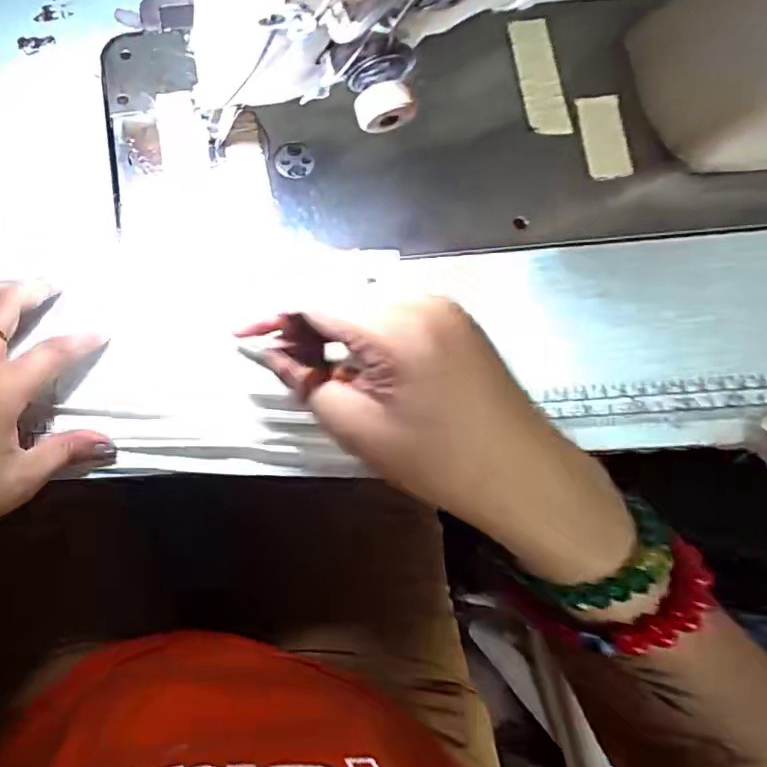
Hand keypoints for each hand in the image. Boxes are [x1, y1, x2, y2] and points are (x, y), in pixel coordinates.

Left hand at [0, 282, 112, 590]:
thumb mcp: (21, 479)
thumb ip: (65, 451)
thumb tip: (107, 443)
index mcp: (1, 389)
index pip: (51, 354)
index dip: (80, 342)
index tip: (102, 333)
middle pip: (0, 309)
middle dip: (30, 292)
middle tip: (51, 287)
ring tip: (7, 289)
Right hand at [240, 298, 634, 584]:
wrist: (525, 475)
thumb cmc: (437, 460)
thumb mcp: (357, 426)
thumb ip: (306, 379)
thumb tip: (272, 352)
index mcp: (394, 324)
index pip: (314, 299)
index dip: (272, 315)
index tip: (241, 335)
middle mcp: (418, 298)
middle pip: (338, 291)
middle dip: (299, 318)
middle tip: (276, 355)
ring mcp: (440, 305)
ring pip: (362, 298)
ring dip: (329, 321)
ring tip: (309, 360)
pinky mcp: (452, 318)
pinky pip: (390, 308)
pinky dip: (360, 326)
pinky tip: (349, 356)